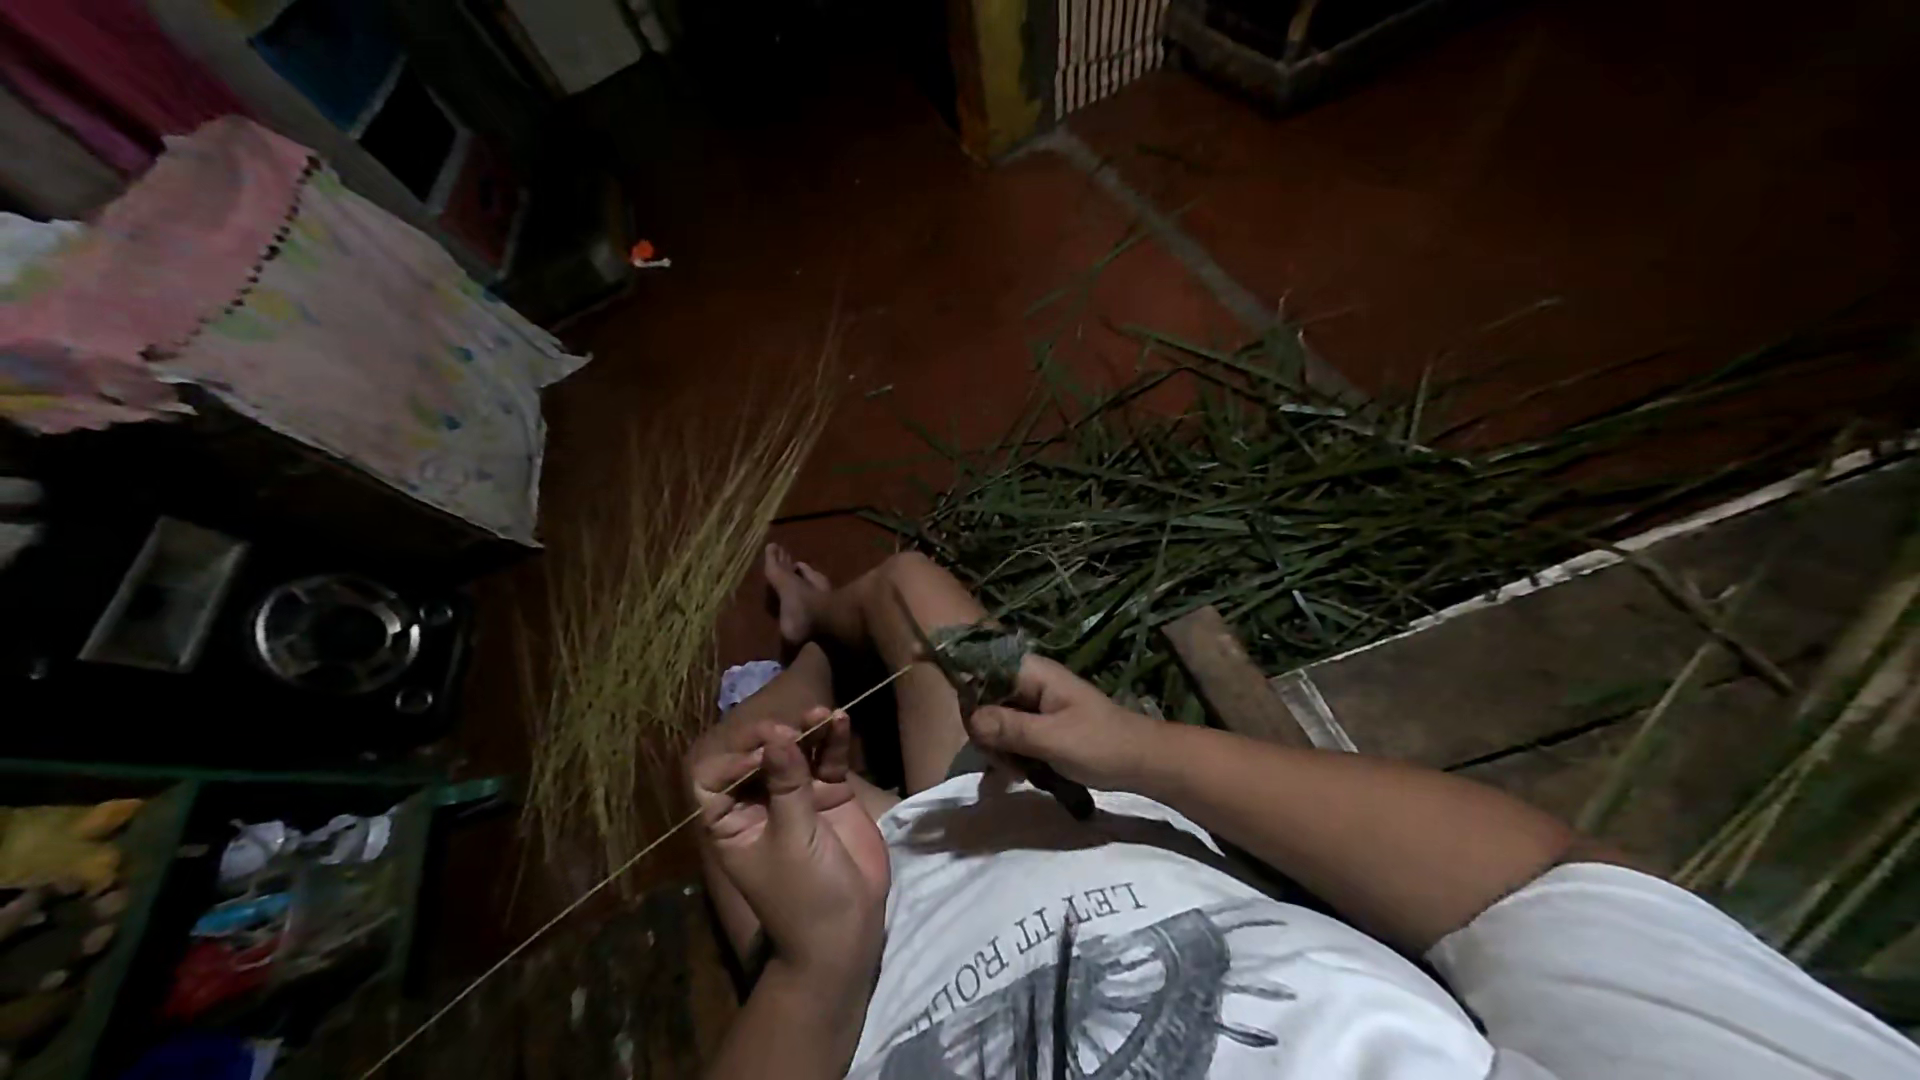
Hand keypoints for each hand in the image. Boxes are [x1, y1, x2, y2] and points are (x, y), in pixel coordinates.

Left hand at [687, 709, 888, 977]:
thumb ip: (787, 785)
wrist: (849, 930)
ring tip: (821, 714)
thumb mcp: (791, 839)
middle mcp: (761, 803)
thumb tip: (777, 737)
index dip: (731, 760)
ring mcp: (798, 796)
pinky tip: (840, 720)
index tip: (760, 755)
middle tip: (791, 730)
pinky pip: (828, 760)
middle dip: (772, 738)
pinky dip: (833, 741)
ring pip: (797, 752)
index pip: (713, 778)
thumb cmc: (805, 896)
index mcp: (731, 822)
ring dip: (807, 731)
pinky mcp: (830, 794)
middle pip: (758, 756)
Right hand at [967, 656, 1166, 792]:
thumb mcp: (1053, 739)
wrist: (1142, 763)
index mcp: (1032, 672)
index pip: (983, 674)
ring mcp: (1034, 704)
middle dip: (988, 736)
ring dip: (999, 750)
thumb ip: (1011, 728)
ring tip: (1016, 775)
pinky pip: (1010, 735)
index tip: (980, 738)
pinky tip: (1015, 777)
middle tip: (1006, 767)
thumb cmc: (1101, 745)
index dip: (973, 703)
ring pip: (995, 722)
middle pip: (985, 701)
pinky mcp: (1039, 725)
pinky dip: (1010, 755)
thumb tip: (971, 720)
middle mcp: (1029, 682)